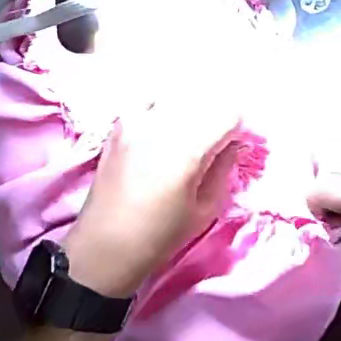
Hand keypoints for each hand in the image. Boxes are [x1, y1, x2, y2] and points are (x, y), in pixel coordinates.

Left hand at [64, 97, 243, 296]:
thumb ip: (224, 168)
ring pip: (178, 94)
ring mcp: (137, 120)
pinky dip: (165, 108)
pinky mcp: (120, 123)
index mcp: (188, 149)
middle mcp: (162, 124)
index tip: (234, 148)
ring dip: (191, 109)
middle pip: (206, 99)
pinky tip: (164, 130)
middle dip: (216, 117)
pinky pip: (151, 101)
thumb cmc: (160, 235)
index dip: (237, 131)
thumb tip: (233, 144)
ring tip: (189, 135)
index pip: (230, 114)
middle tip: (215, 143)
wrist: (104, 246)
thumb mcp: (206, 208)